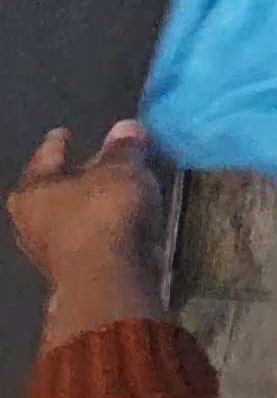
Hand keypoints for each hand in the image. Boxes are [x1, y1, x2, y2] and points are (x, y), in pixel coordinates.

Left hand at [8, 121, 160, 291]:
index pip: (46, 157)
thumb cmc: (105, 211)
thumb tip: (125, 126)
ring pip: (69, 207)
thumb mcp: (122, 170)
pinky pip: (84, 224)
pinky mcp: (69, 257)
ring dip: (90, 194)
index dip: (57, 143)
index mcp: (33, 190)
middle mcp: (29, 215)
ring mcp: (46, 241)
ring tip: (116, 183)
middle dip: (78, 169)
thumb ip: (124, 148)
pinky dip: (99, 213)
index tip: (62, 131)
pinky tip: (119, 210)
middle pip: (56, 184)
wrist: (106, 271)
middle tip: (100, 156)